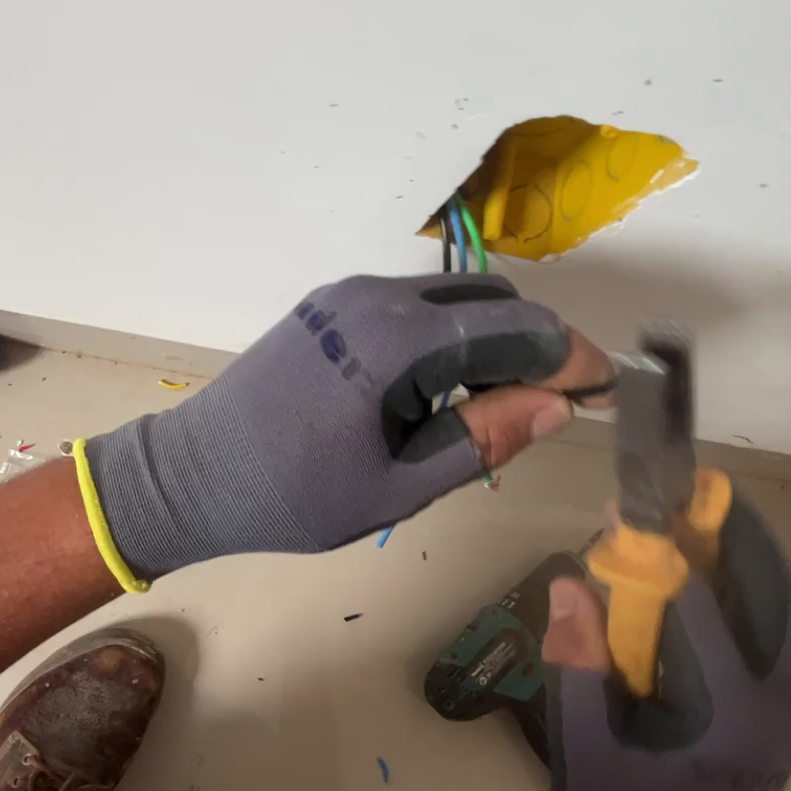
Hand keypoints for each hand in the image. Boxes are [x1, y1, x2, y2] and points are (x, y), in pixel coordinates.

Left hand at [80, 273, 612, 581]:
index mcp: (394, 338)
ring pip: (447, 300)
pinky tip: (438, 389)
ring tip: (492, 406)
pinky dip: (443, 337)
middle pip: (486, 301)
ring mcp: (342, 295)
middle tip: (549, 404)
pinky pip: (407, 307)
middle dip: (533, 345)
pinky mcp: (323, 306)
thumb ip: (480, 440)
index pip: (513, 329)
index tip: (601, 388)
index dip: (568, 357)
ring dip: (487, 341)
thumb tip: (556, 404)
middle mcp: (372, 296)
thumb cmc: (289, 496)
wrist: (189, 476)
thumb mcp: (395, 487)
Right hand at [544, 495, 790, 790]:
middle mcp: (777, 710)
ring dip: (746, 558)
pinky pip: (768, 636)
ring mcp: (786, 715)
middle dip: (740, 535)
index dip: (664, 556)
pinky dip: (741, 593)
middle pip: (774, 598)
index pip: (703, 614)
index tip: (629, 509)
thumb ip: (578, 666)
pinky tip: (701, 573)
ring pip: (782, 614)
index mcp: (732, 722)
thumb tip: (570, 585)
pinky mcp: (776, 719)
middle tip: (699, 487)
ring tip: (704, 511)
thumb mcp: (586, 753)